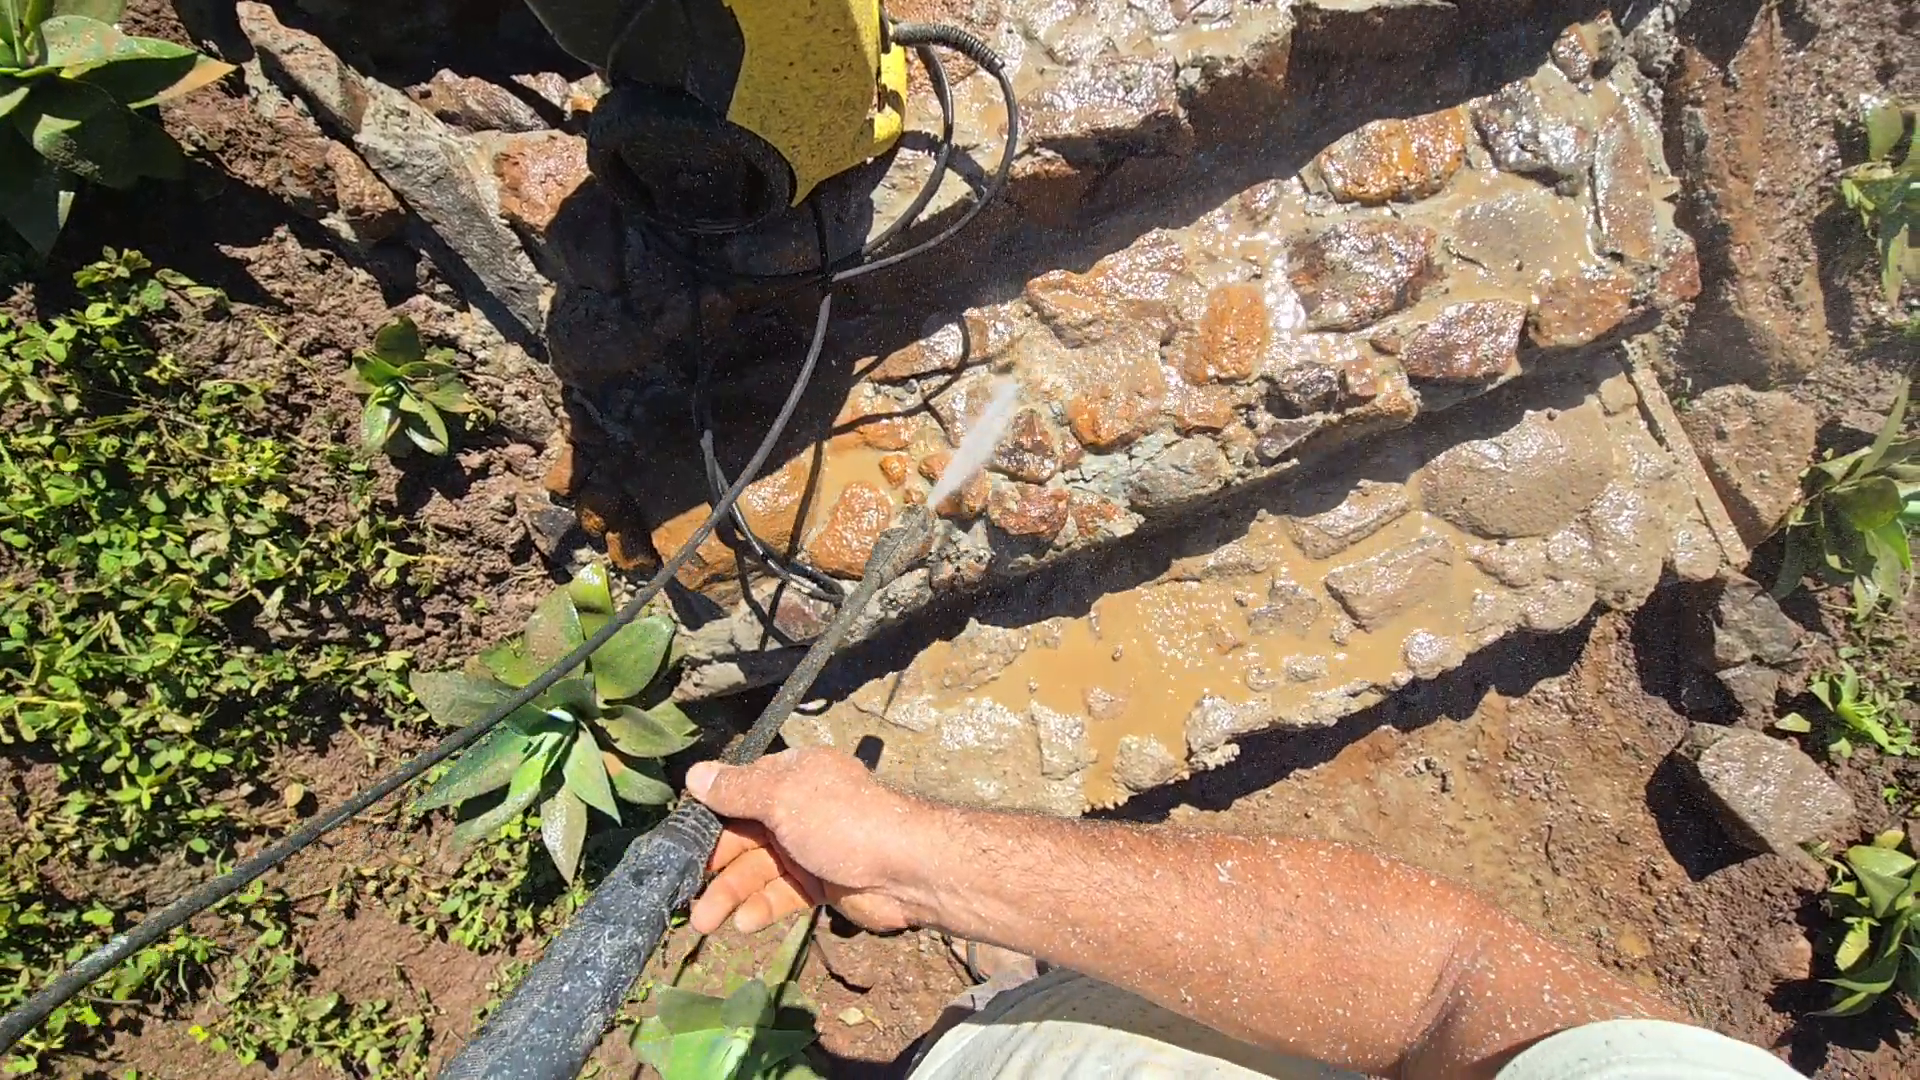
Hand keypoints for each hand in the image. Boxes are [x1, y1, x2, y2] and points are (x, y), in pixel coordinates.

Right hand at [685, 747, 933, 934]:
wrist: (903, 867)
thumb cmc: (841, 820)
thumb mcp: (783, 797)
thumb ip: (738, 789)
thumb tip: (696, 773)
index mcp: (792, 776)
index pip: (739, 790)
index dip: (709, 815)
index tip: (677, 841)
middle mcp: (798, 808)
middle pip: (744, 835)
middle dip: (714, 864)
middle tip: (682, 894)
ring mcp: (809, 847)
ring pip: (758, 869)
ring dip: (730, 894)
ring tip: (704, 921)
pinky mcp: (820, 882)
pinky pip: (782, 894)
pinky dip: (762, 907)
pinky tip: (745, 922)